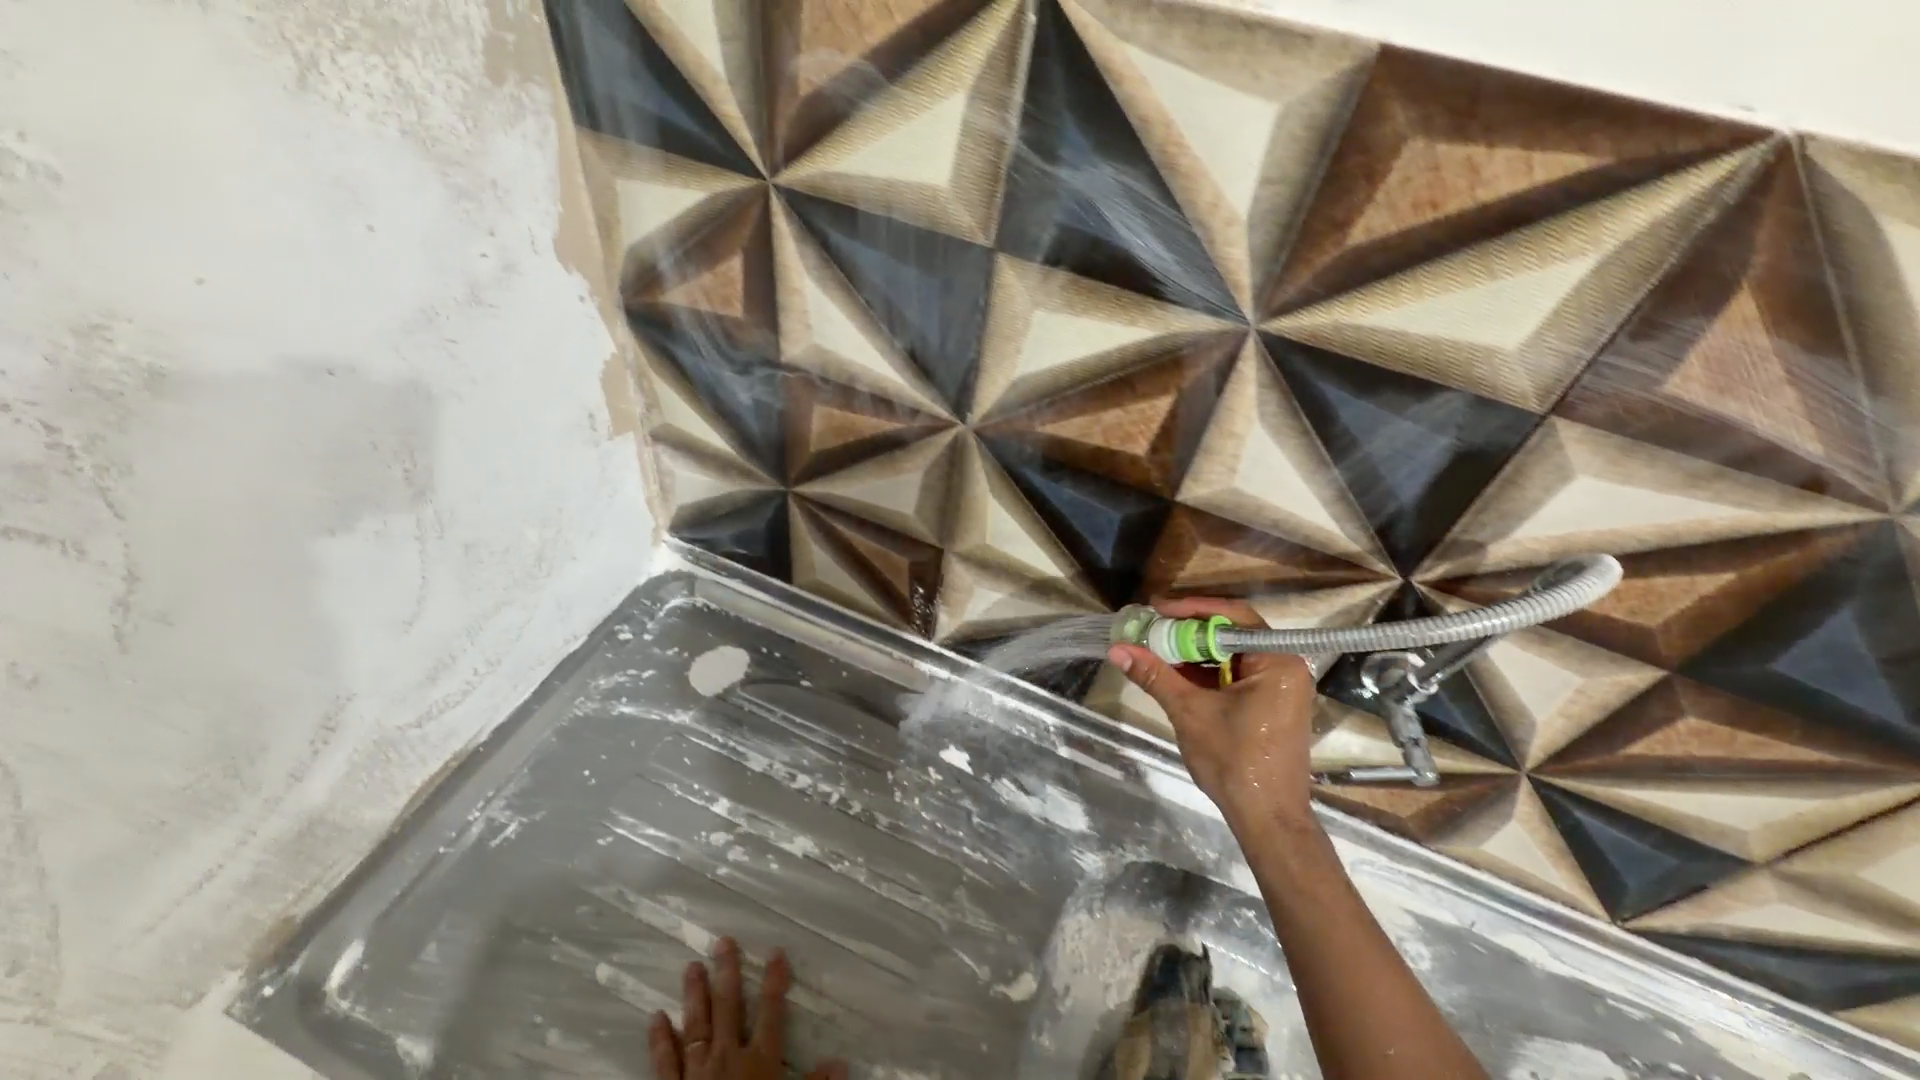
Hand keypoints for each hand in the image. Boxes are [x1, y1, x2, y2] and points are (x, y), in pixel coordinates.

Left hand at [648, 937, 847, 1079]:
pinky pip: (665, 1061)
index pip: (771, 1012)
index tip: (776, 951)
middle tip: (722, 942)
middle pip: (728, 1007)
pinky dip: (660, 1039)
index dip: (775, 981)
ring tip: (691, 967)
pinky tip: (656, 1017)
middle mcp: (728, 1056)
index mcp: (760, 1060)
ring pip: (696, 1024)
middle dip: (727, 972)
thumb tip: (842, 1062)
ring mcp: (697, 1070)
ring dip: (694, 994)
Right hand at [1107, 597, 1318, 834]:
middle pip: (1232, 634)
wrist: (1267, 817)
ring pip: (1233, 656)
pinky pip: (1237, 676)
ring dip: (1196, 652)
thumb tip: (1117, 649)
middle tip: (1152, 628)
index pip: (1233, 617)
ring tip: (1157, 649)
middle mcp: (1286, 667)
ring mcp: (1281, 688)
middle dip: (1190, 631)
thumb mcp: (1189, 712)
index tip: (1156, 609)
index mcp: (1277, 661)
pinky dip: (1208, 673)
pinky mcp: (1272, 706)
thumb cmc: (1234, 760)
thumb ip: (1155, 675)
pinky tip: (1177, 674)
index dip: (1192, 609)